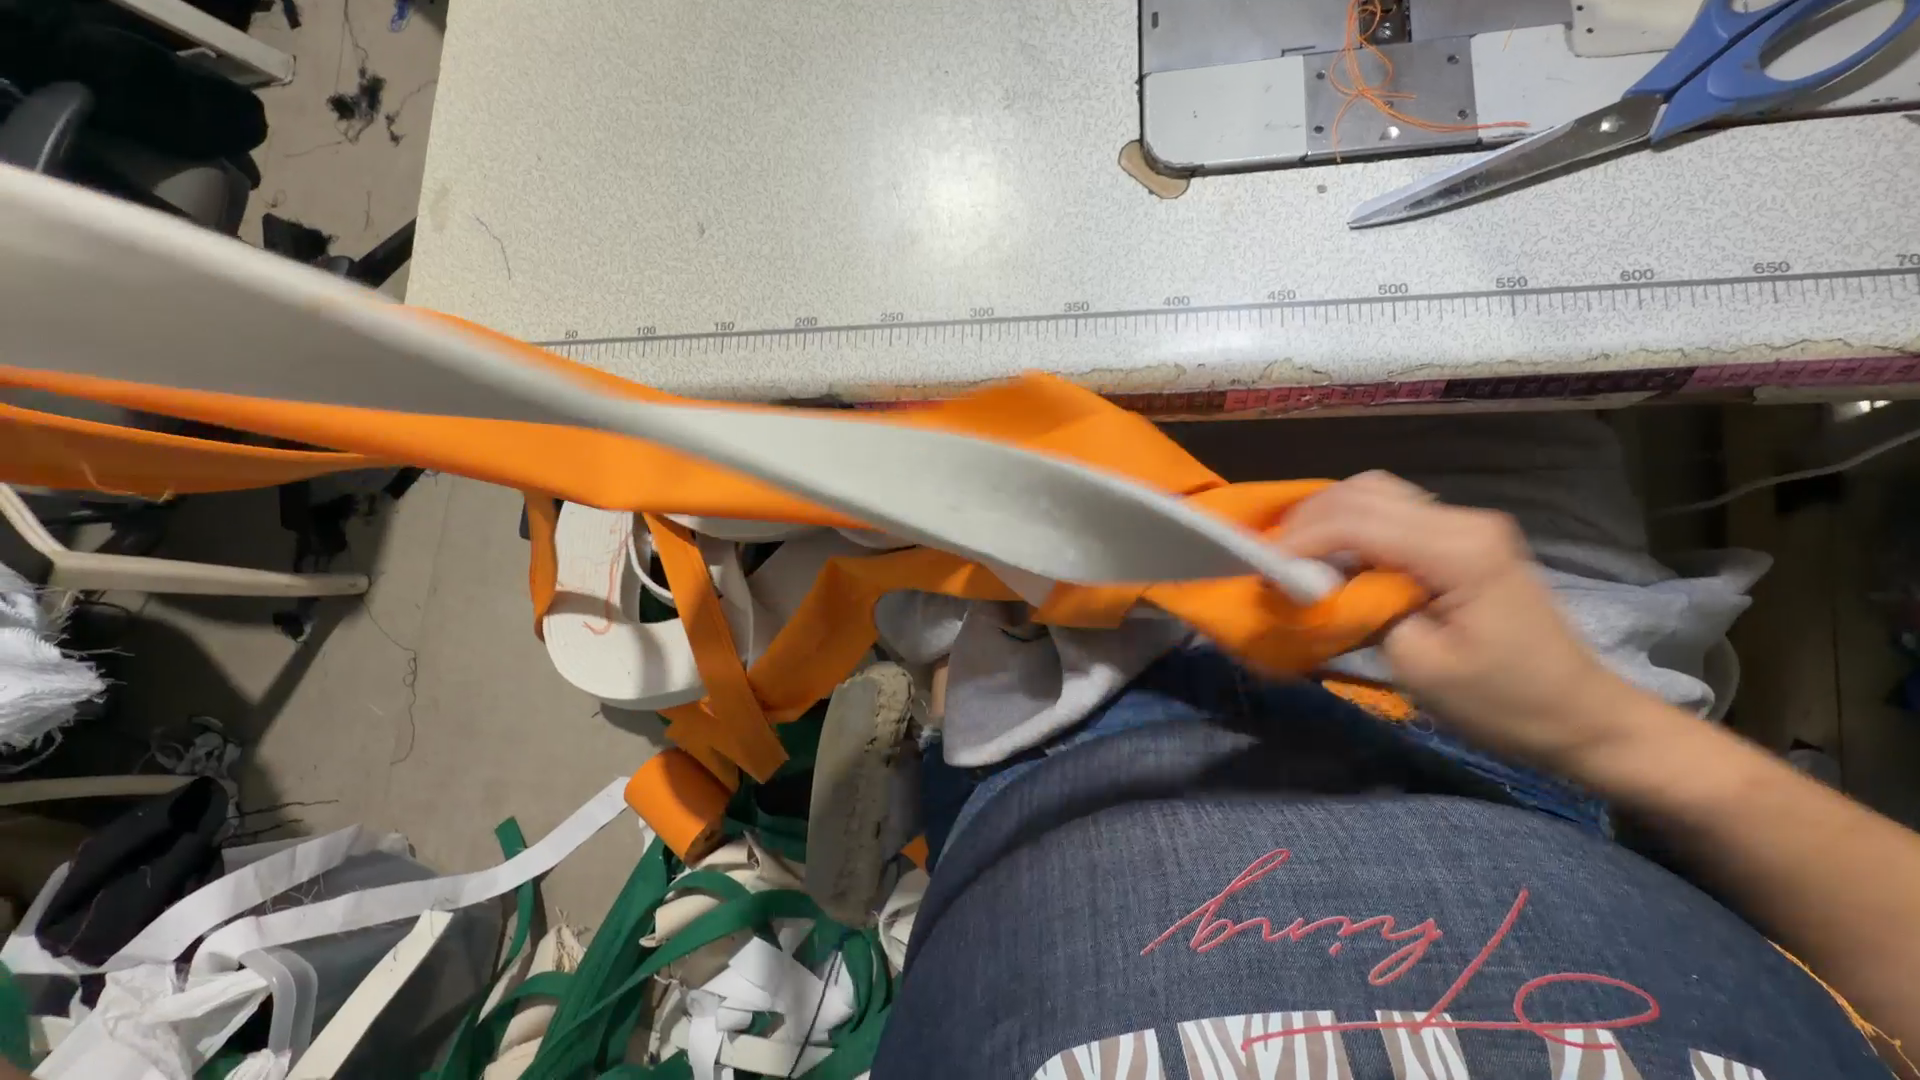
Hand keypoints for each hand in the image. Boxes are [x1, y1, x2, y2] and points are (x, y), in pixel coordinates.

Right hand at [1276, 471, 1654, 775]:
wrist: (1580, 715)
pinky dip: (1351, 525)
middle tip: (1270, 561)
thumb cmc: (1501, 702)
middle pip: (1363, 491)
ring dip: (1327, 518)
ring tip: (1294, 556)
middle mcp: (1462, 520)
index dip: (1300, 541)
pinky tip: (1331, 554)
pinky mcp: (1462, 538)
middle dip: (1307, 521)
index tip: (1260, 571)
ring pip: (1375, 494)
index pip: (1357, 521)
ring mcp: (1466, 524)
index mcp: (1457, 550)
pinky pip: (1392, 512)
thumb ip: (1359, 610)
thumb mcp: (1417, 665)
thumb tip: (1312, 585)